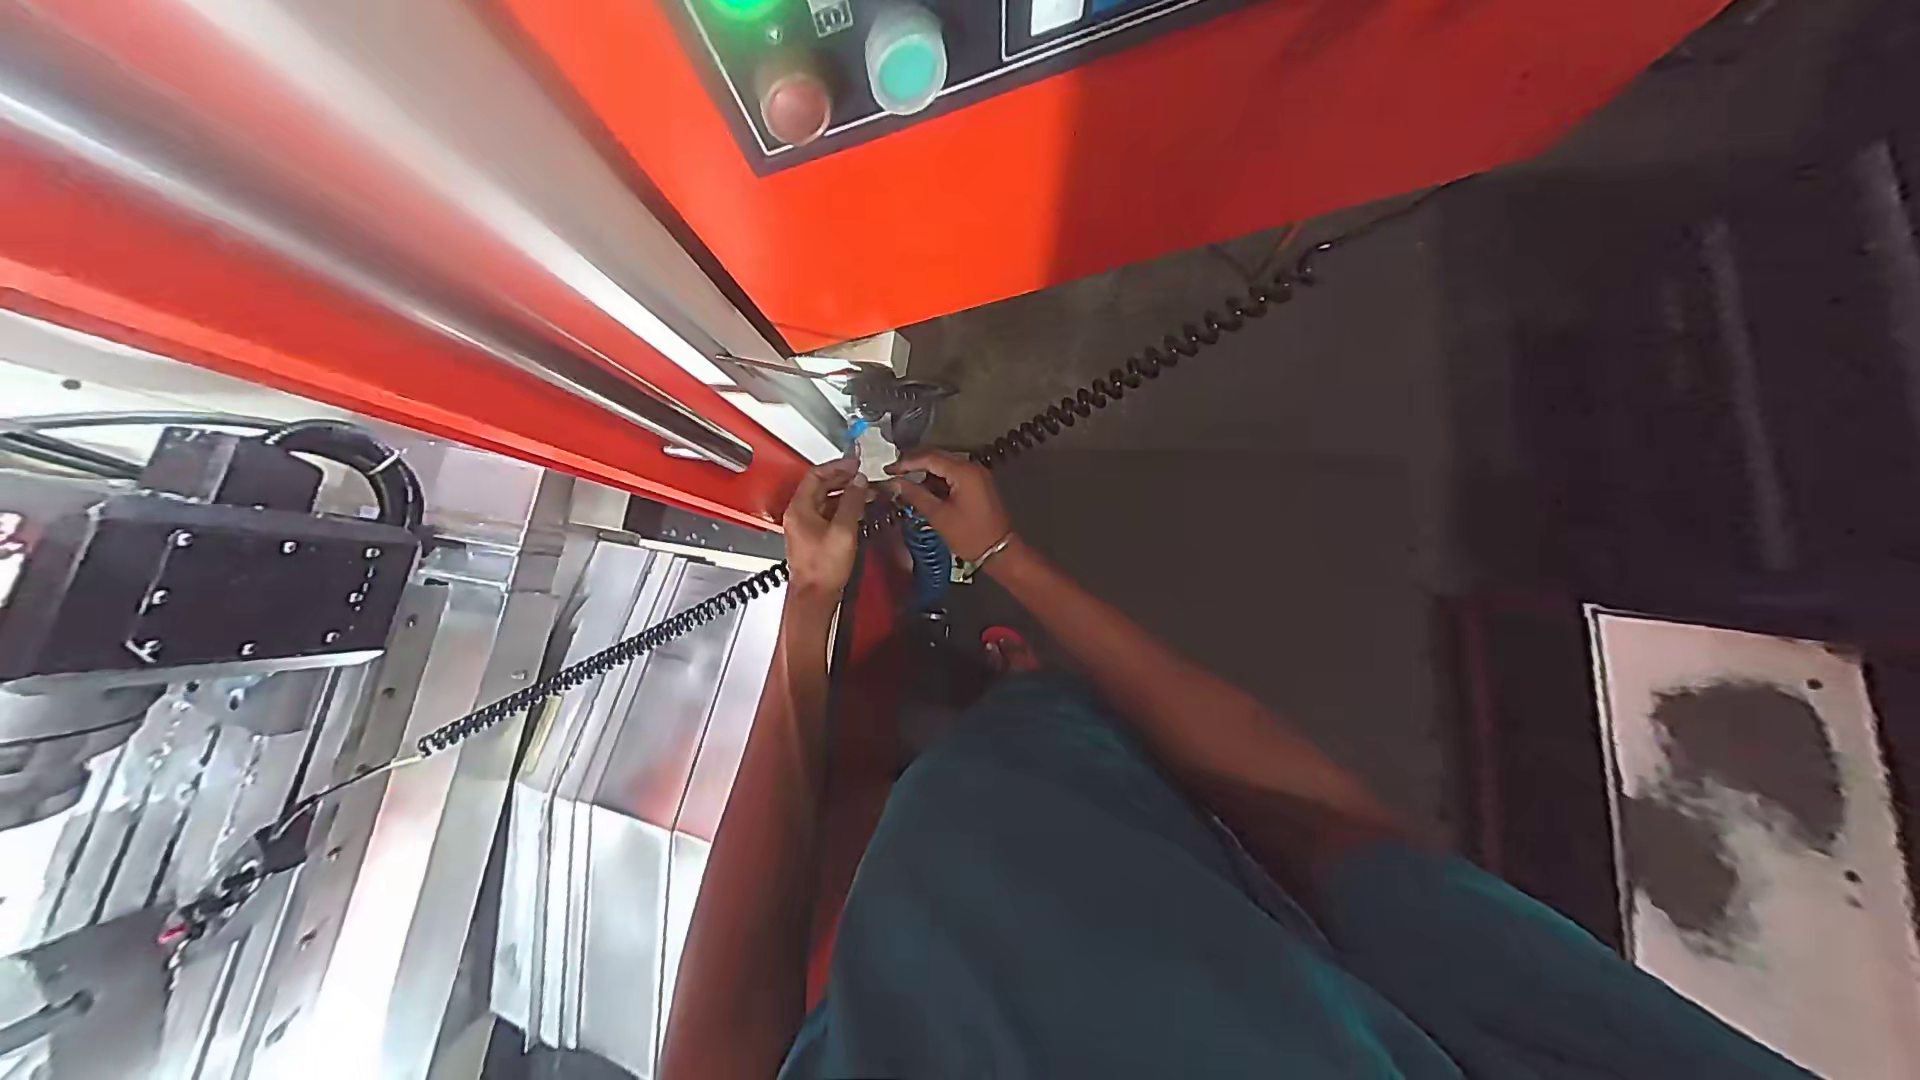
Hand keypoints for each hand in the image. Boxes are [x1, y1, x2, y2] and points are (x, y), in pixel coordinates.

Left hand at [782, 457, 868, 596]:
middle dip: (843, 479)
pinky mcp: (813, 537)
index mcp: (800, 508)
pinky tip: (857, 510)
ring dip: (844, 494)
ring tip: (864, 491)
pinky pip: (827, 513)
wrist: (815, 595)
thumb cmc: (823, 567)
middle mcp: (799, 514)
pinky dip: (842, 508)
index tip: (855, 464)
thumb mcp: (843, 530)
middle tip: (861, 475)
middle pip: (820, 486)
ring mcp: (804, 526)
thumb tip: (859, 481)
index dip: (837, 466)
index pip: (816, 475)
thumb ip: (852, 502)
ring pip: (825, 500)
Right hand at [886, 450, 1011, 560]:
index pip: (930, 457)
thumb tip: (893, 483)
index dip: (906, 462)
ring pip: (946, 466)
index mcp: (964, 472)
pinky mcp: (979, 484)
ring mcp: (978, 475)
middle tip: (893, 473)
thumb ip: (915, 495)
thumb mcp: (938, 516)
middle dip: (914, 464)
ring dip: (926, 472)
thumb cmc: (969, 535)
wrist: (999, 551)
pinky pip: (954, 475)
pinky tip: (923, 488)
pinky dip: (938, 480)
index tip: (888, 469)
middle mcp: (972, 467)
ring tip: (904, 481)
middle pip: (938, 457)